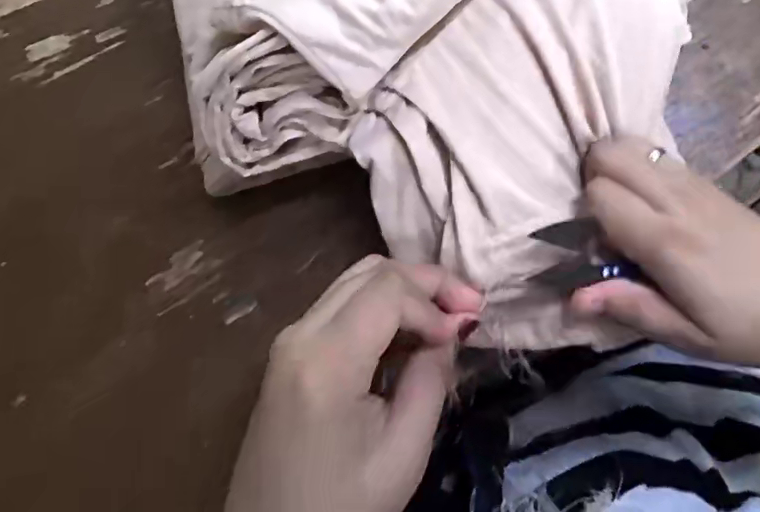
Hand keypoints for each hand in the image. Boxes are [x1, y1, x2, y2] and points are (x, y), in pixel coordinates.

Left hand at [224, 257, 482, 511]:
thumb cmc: (341, 507)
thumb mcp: (403, 453)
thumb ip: (432, 378)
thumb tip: (451, 328)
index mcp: (324, 358)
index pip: (389, 289)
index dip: (433, 300)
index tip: (463, 332)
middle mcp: (300, 332)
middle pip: (373, 272)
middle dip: (427, 281)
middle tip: (469, 305)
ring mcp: (290, 338)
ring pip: (358, 278)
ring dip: (407, 286)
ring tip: (446, 312)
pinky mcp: (290, 350)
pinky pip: (343, 301)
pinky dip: (383, 301)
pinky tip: (411, 327)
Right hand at [568, 137, 759, 375]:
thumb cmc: (747, 329)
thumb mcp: (687, 335)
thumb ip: (629, 307)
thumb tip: (572, 296)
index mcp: (668, 241)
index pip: (599, 194)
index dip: (584, 216)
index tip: (597, 246)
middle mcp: (676, 199)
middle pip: (608, 152)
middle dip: (591, 177)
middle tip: (602, 219)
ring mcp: (694, 183)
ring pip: (630, 143)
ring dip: (613, 166)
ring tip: (624, 207)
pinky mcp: (707, 179)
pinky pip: (657, 153)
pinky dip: (638, 163)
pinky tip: (651, 201)